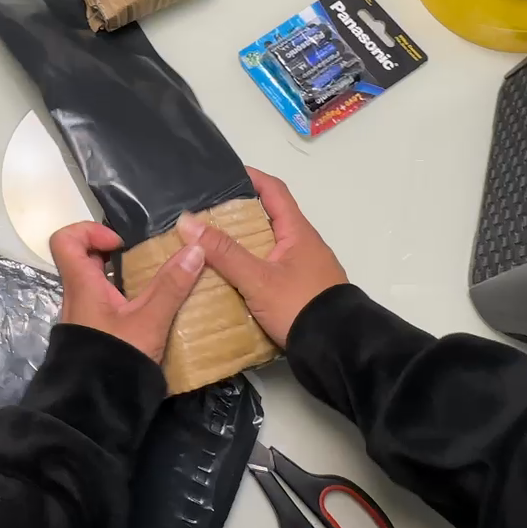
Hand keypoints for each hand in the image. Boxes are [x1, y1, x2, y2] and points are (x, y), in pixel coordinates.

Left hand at [50, 221, 204, 362]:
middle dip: (113, 253)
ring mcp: (83, 316)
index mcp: (81, 284)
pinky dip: (122, 298)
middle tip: (141, 259)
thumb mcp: (149, 321)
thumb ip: (171, 286)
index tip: (119, 243)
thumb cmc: (116, 359)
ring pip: (94, 282)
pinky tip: (147, 310)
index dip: (88, 230)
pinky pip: (102, 303)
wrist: (96, 411)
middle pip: (83, 258)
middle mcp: (77, 295)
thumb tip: (194, 248)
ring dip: (120, 277)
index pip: (64, 240)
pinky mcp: (92, 334)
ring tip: (150, 282)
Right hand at [177, 167, 346, 345]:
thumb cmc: (301, 306)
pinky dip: (249, 266)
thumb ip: (223, 252)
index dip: (251, 177)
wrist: (339, 352)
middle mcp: (303, 245)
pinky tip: (229, 278)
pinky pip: (270, 268)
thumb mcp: (257, 279)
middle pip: (268, 217)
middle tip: (204, 214)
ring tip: (208, 245)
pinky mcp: (300, 292)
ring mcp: (304, 270)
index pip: (274, 190)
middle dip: (237, 213)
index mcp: (298, 232)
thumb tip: (187, 221)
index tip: (223, 174)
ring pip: (268, 245)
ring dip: (242, 243)